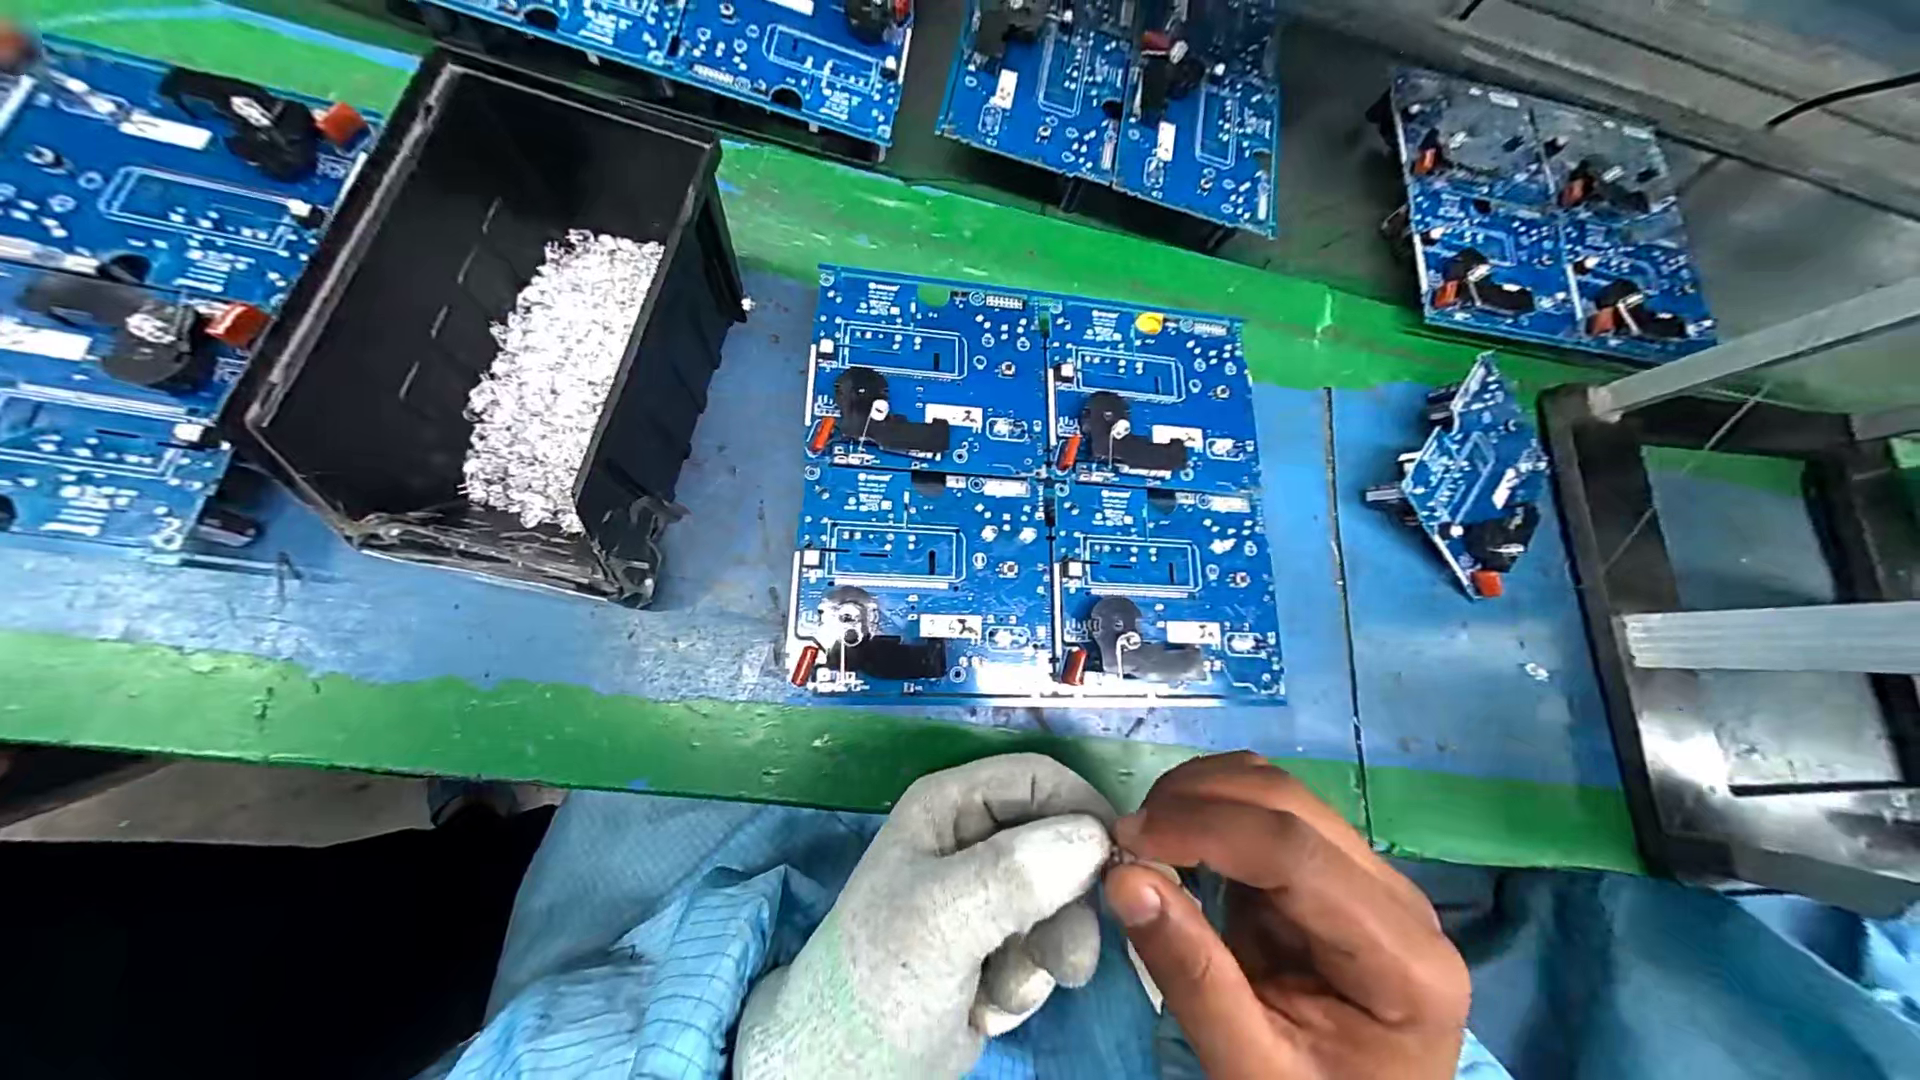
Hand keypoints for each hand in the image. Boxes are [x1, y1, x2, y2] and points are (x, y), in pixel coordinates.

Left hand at [735, 753, 1115, 1079]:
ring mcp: (990, 888)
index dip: (1082, 811)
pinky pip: (1048, 945)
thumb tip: (1094, 838)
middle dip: (1066, 906)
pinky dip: (1027, 980)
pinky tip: (983, 1002)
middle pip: (1061, 840)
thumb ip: (1012, 874)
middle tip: (1063, 960)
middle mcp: (975, 834)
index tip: (1119, 865)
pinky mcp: (1002, 938)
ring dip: (1044, 954)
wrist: (851, 1068)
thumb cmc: (883, 974)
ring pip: (1064, 901)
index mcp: (952, 801)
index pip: (1038, 778)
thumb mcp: (941, 918)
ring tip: (999, 990)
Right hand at [1104, 752, 1469, 1079]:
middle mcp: (1398, 898)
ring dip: (1199, 793)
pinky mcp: (1329, 863)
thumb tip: (1123, 875)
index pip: (1294, 853)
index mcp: (1405, 963)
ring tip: (1150, 836)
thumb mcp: (1250, 1071)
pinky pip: (1263, 803)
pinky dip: (1209, 803)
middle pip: (1285, 802)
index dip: (1204, 830)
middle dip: (1194, 802)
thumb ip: (1191, 976)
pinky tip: (1180, 838)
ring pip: (1272, 785)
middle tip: (1128, 838)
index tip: (1127, 839)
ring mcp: (1366, 873)